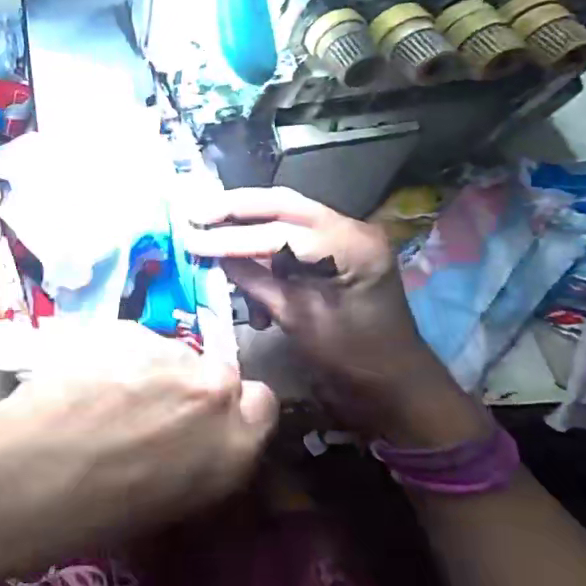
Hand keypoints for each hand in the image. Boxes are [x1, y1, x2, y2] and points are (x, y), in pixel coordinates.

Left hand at [0, 322, 275, 573]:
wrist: (21, 481)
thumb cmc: (88, 519)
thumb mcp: (164, 506)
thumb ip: (192, 461)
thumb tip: (183, 442)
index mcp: (233, 449)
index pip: (260, 405)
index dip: (228, 410)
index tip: (201, 418)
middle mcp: (212, 393)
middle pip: (216, 371)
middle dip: (189, 384)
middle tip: (147, 405)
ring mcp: (166, 355)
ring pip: (170, 350)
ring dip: (149, 366)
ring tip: (102, 392)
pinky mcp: (122, 329)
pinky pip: (130, 338)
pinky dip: (111, 352)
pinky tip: (77, 377)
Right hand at [176, 187, 482, 445]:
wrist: (394, 382)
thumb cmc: (352, 357)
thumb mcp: (299, 319)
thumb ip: (256, 282)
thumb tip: (210, 257)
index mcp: (352, 246)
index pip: (280, 232)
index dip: (231, 238)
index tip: (191, 241)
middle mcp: (351, 228)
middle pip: (282, 204)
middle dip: (234, 208)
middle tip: (193, 214)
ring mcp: (344, 235)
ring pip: (283, 213)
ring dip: (244, 223)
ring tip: (205, 229)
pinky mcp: (333, 249)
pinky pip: (290, 234)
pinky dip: (260, 244)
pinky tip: (236, 263)